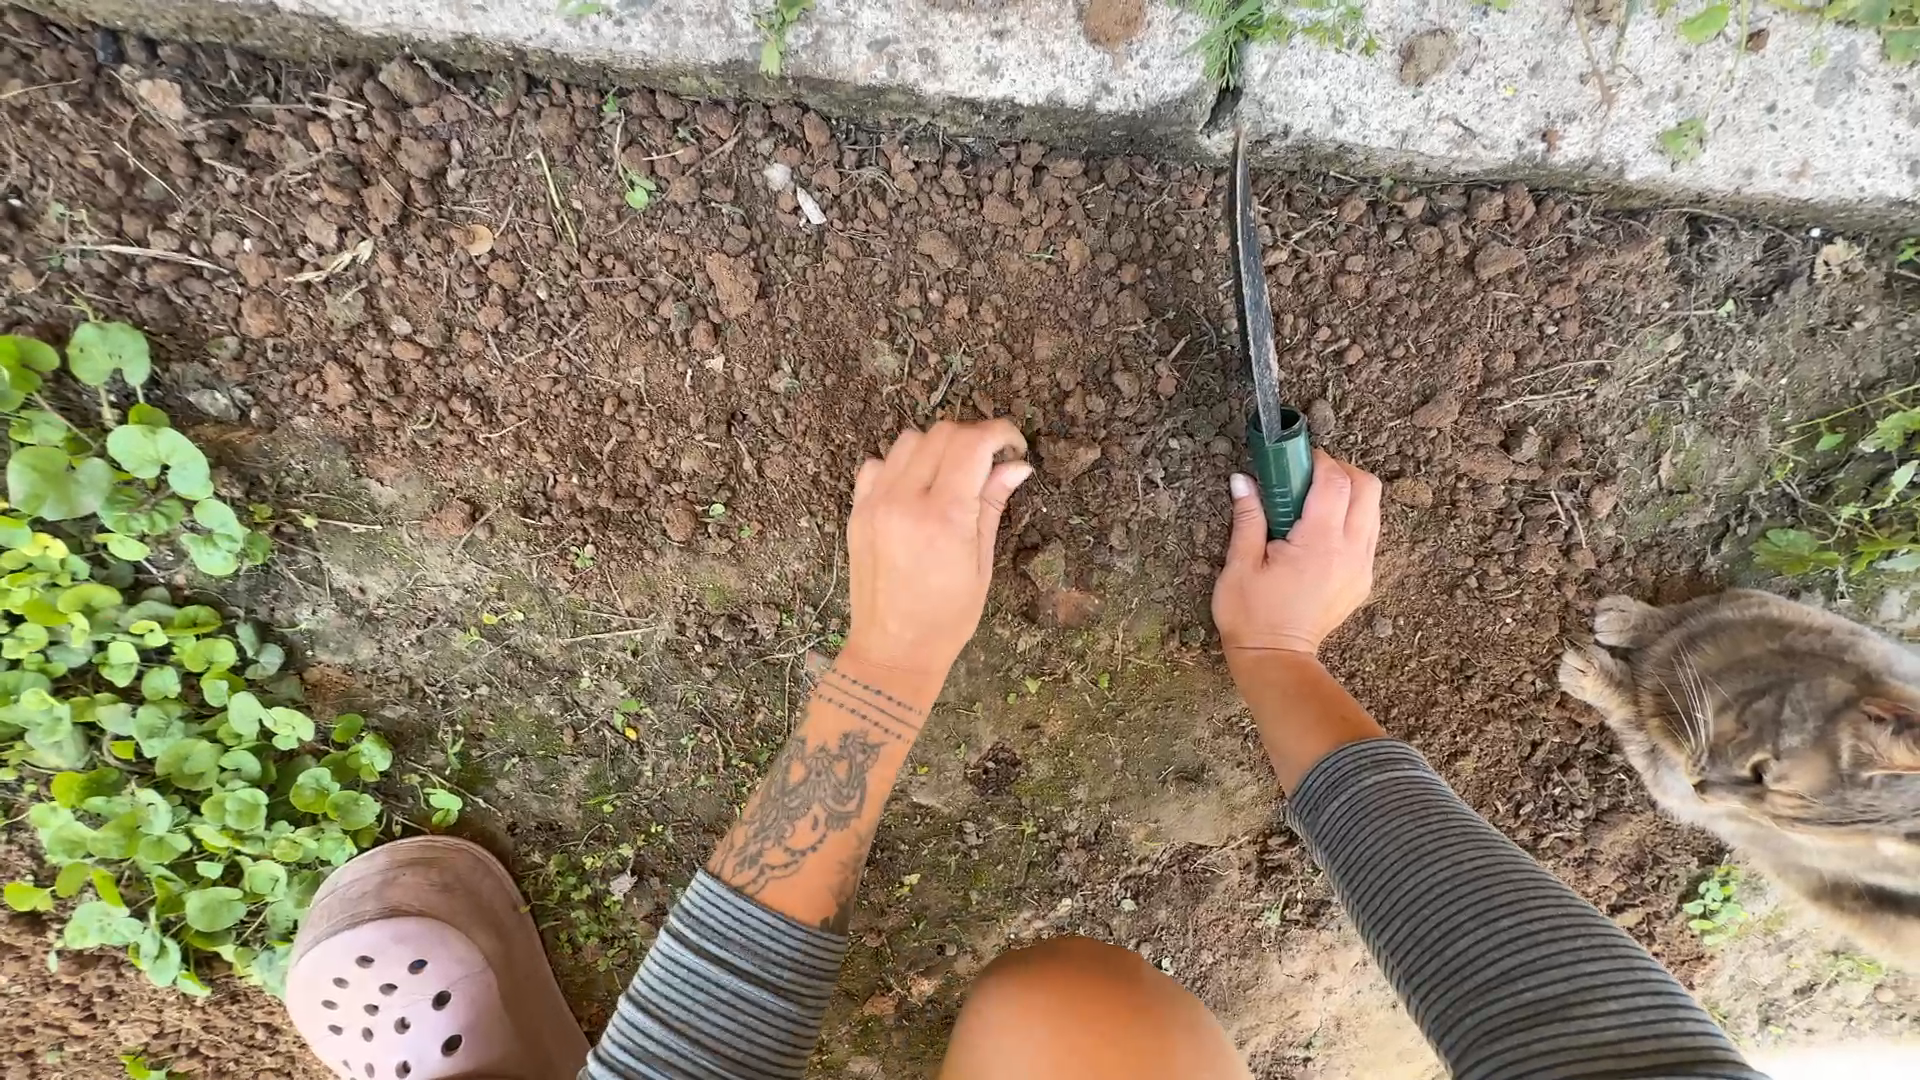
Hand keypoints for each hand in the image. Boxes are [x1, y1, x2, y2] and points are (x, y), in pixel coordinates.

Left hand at [842, 419, 1032, 682]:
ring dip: (937, 448)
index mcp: (943, 518)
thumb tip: (1017, 466)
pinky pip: (877, 464)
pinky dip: (900, 465)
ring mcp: (875, 504)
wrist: (892, 649)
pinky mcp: (857, 512)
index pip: (972, 444)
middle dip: (973, 438)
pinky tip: (916, 489)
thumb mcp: (982, 564)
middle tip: (989, 463)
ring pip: (909, 441)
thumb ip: (992, 505)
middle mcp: (904, 502)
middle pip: (942, 434)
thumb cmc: (947, 618)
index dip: (999, 433)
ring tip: (952, 477)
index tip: (1014, 445)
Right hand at [1212, 449, 1380, 658]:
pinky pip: (1367, 534)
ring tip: (1310, 502)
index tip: (1294, 458)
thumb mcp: (1239, 564)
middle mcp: (1350, 553)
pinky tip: (1317, 530)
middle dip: (1340, 471)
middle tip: (1305, 475)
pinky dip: (1348, 519)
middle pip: (1367, 488)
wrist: (1274, 659)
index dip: (1318, 461)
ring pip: (1372, 510)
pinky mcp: (1362, 580)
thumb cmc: (1250, 615)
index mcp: (1318, 545)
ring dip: (1347, 494)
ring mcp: (1361, 567)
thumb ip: (1248, 517)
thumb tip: (1243, 481)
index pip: (1334, 483)